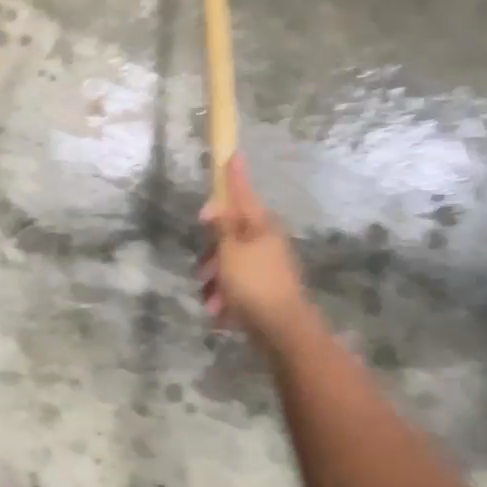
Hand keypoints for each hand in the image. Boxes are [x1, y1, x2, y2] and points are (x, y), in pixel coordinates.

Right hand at [199, 152, 311, 344]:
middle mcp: (265, 241)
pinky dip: (225, 296)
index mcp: (260, 226)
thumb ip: (220, 226)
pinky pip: (236, 285)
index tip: (231, 154)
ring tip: (211, 300)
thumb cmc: (254, 284)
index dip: (233, 176)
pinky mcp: (264, 291)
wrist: (284, 332)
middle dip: (210, 252)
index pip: (242, 193)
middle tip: (202, 268)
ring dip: (214, 279)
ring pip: (228, 262)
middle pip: (229, 232)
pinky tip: (220, 313)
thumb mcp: (229, 251)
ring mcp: (266, 267)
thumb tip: (215, 204)